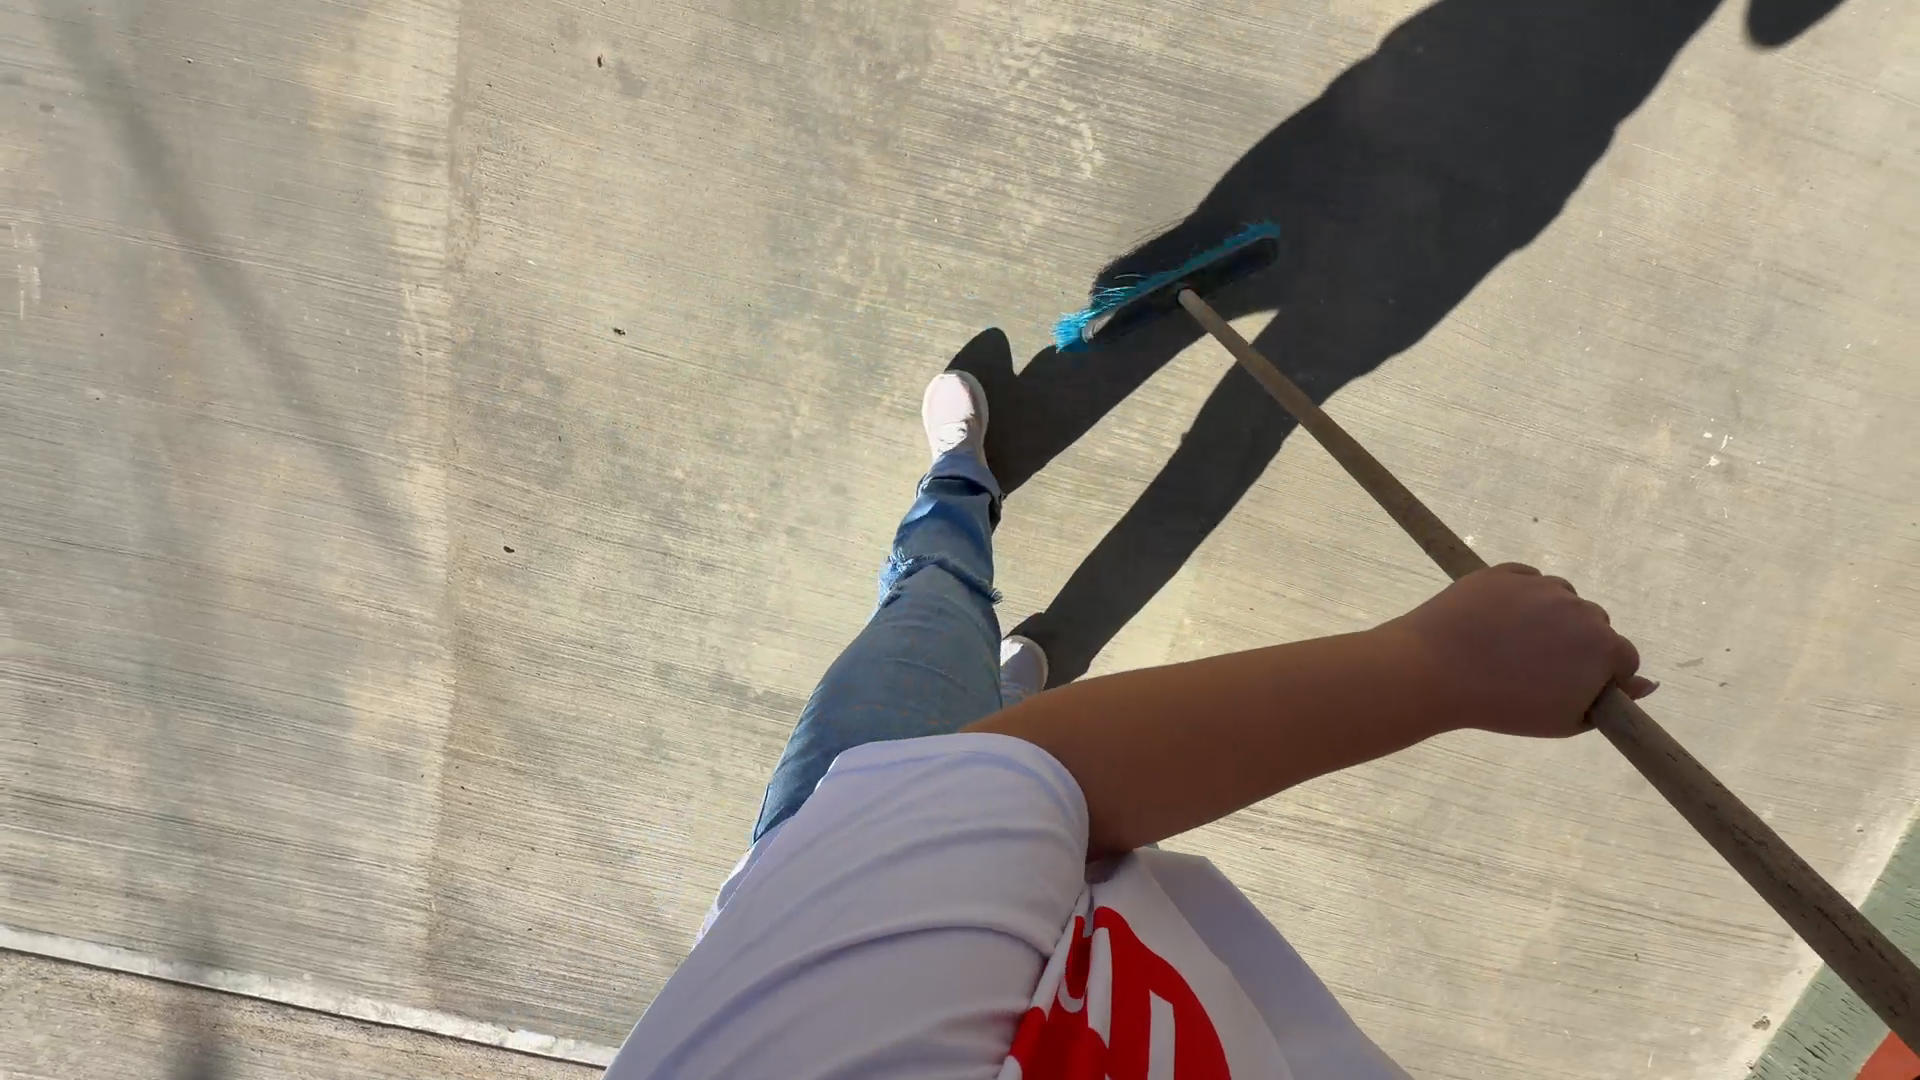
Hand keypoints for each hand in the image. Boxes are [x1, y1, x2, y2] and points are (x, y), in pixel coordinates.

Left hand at [1384, 563, 1656, 737]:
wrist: (1431, 670)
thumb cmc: (1500, 704)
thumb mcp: (1564, 719)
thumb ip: (1609, 700)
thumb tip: (1644, 683)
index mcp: (1604, 646)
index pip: (1620, 657)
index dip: (1596, 673)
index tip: (1563, 682)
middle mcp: (1578, 609)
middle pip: (1590, 624)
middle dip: (1571, 641)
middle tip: (1528, 661)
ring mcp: (1537, 586)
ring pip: (1558, 597)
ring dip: (1545, 614)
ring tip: (1507, 639)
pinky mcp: (1500, 573)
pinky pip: (1523, 579)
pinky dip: (1516, 594)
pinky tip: (1494, 616)